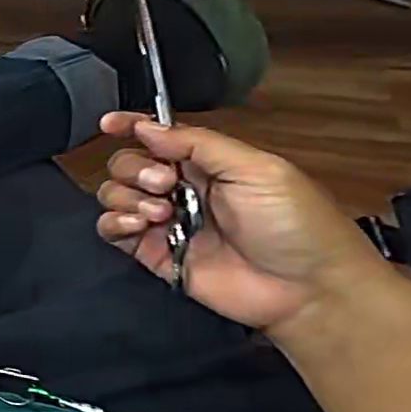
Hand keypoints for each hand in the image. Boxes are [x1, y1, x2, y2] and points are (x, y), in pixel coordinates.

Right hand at [95, 112, 395, 334]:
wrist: (302, 288)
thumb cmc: (297, 225)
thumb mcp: (259, 170)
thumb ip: (200, 144)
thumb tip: (146, 127)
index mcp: (208, 164)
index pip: (159, 137)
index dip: (131, 126)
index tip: (110, 123)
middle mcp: (179, 188)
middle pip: (127, 164)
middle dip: (135, 169)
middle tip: (165, 185)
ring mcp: (161, 220)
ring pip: (112, 194)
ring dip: (128, 198)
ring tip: (160, 215)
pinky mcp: (147, 250)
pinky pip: (108, 228)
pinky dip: (115, 223)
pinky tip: (139, 227)